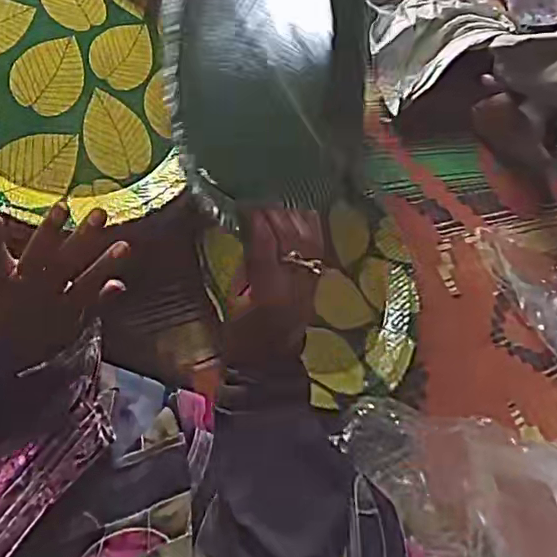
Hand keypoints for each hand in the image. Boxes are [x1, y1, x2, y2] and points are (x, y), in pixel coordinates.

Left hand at [0, 204, 129, 372]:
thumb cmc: (38, 340)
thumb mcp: (73, 327)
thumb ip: (97, 304)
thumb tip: (120, 282)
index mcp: (66, 304)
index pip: (91, 281)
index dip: (107, 264)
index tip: (125, 245)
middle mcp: (46, 291)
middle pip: (68, 261)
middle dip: (84, 237)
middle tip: (99, 213)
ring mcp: (22, 284)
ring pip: (39, 254)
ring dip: (49, 230)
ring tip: (61, 207)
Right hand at [221, 208, 323, 369]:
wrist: (271, 357)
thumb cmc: (244, 329)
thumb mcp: (236, 295)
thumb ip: (247, 257)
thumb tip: (251, 222)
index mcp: (268, 290)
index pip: (265, 243)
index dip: (256, 219)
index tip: (245, 203)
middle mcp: (295, 281)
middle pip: (290, 234)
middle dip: (274, 211)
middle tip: (258, 198)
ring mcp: (312, 277)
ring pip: (307, 233)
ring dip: (291, 212)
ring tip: (275, 202)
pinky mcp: (319, 274)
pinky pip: (317, 238)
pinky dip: (307, 221)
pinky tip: (296, 211)